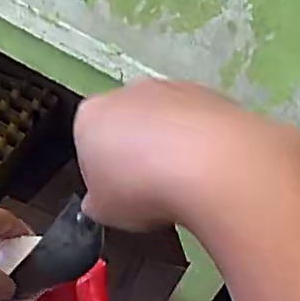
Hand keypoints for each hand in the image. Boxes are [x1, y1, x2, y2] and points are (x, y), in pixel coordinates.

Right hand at [73, 80, 299, 231]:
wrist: (208, 166)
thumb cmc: (140, 188)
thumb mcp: (102, 211)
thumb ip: (97, 201)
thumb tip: (101, 200)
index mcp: (90, 116)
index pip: (88, 145)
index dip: (102, 175)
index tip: (118, 197)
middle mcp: (127, 92)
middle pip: (126, 128)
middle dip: (136, 157)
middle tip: (150, 194)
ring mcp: (172, 89)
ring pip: (164, 125)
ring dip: (170, 151)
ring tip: (183, 188)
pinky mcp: (211, 94)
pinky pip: (198, 127)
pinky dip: (200, 147)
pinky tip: (206, 174)